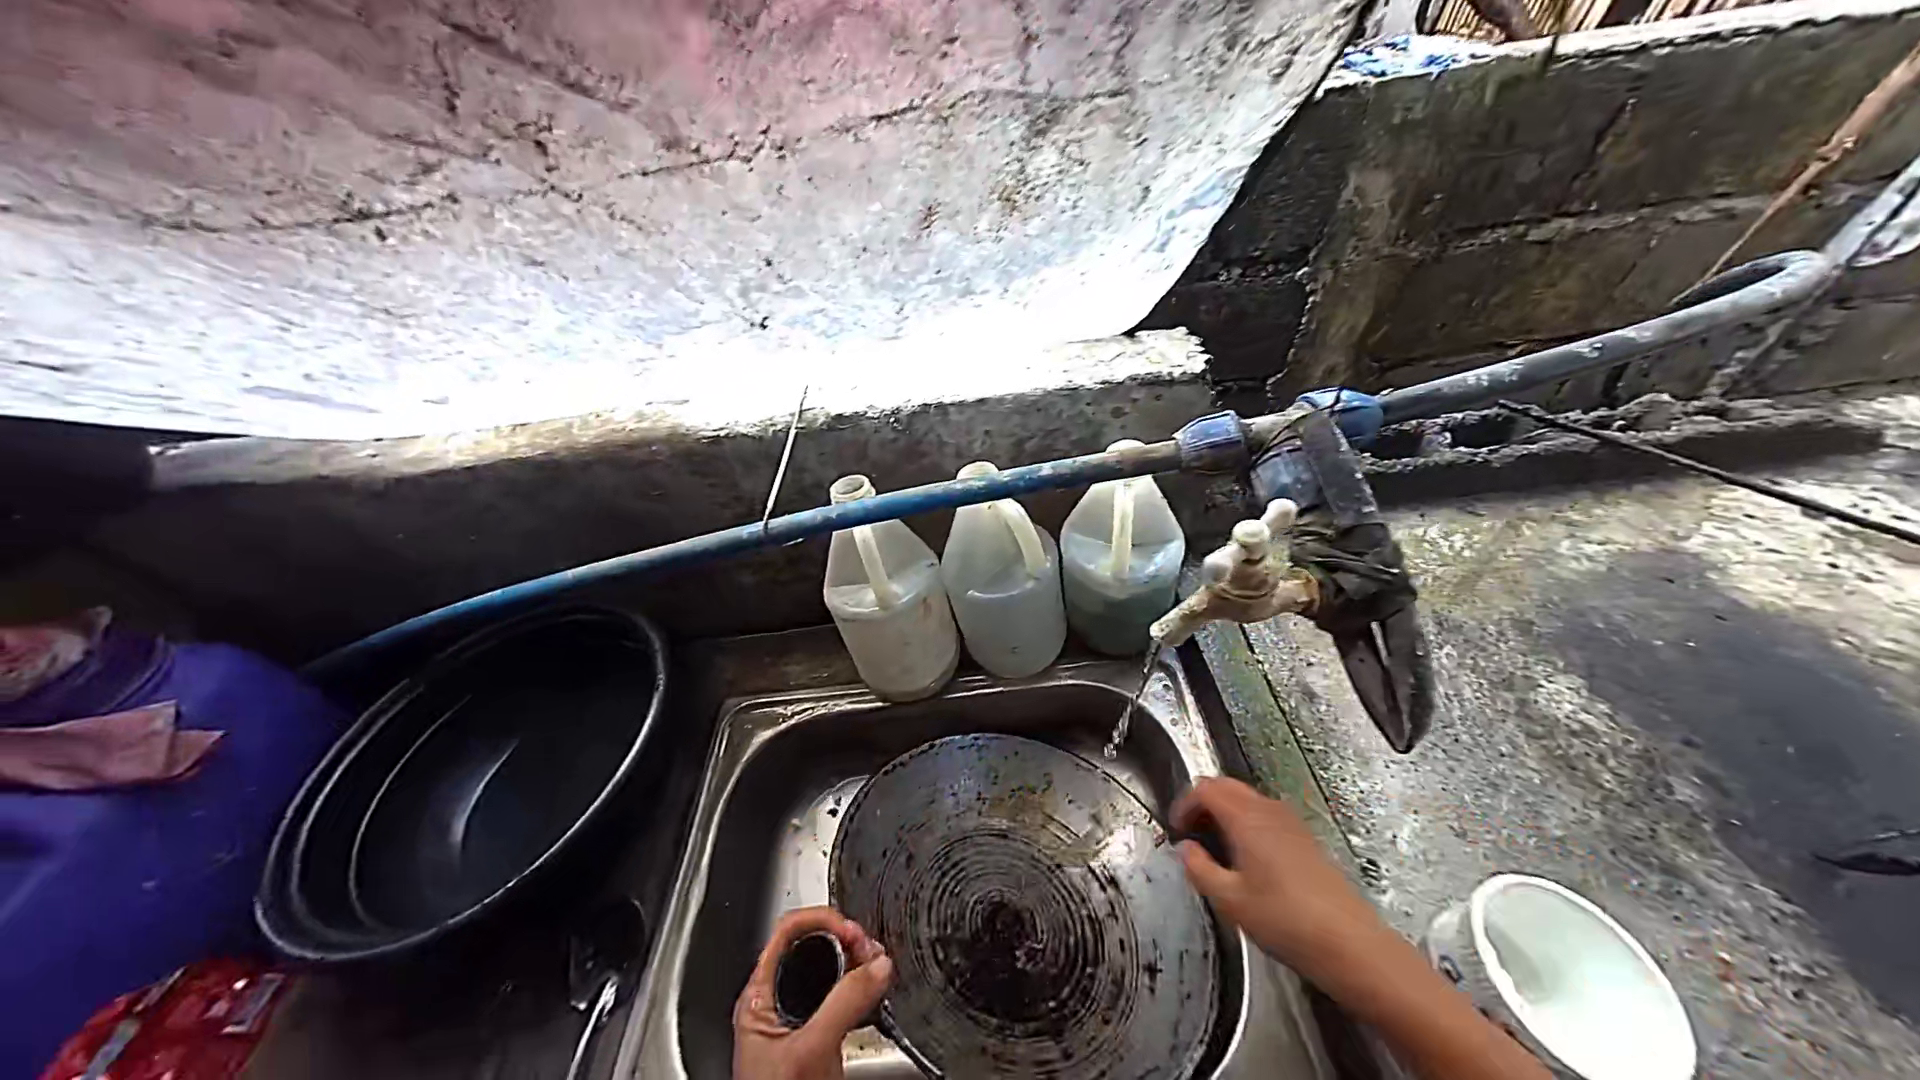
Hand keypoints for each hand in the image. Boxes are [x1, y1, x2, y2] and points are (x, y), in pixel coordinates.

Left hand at [732, 907, 894, 1079]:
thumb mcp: (811, 1051)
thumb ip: (844, 1003)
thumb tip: (877, 964)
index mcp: (760, 997)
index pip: (787, 931)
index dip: (822, 920)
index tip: (852, 932)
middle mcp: (776, 1000)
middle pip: (812, 943)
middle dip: (845, 937)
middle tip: (870, 948)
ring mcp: (798, 1017)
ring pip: (828, 966)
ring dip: (856, 959)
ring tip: (877, 963)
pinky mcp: (818, 1034)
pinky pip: (841, 992)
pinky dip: (860, 982)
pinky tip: (874, 987)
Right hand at [1173, 776, 1380, 981]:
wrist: (1352, 946)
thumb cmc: (1287, 921)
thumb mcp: (1229, 900)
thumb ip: (1198, 868)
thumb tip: (1186, 850)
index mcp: (1246, 818)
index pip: (1205, 789)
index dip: (1184, 804)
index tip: (1176, 827)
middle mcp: (1269, 811)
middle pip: (1227, 786)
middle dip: (1202, 802)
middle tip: (1190, 830)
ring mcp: (1292, 823)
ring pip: (1248, 798)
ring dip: (1225, 811)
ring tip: (1215, 845)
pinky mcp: (1306, 840)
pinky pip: (1266, 814)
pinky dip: (1247, 822)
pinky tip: (1247, 858)